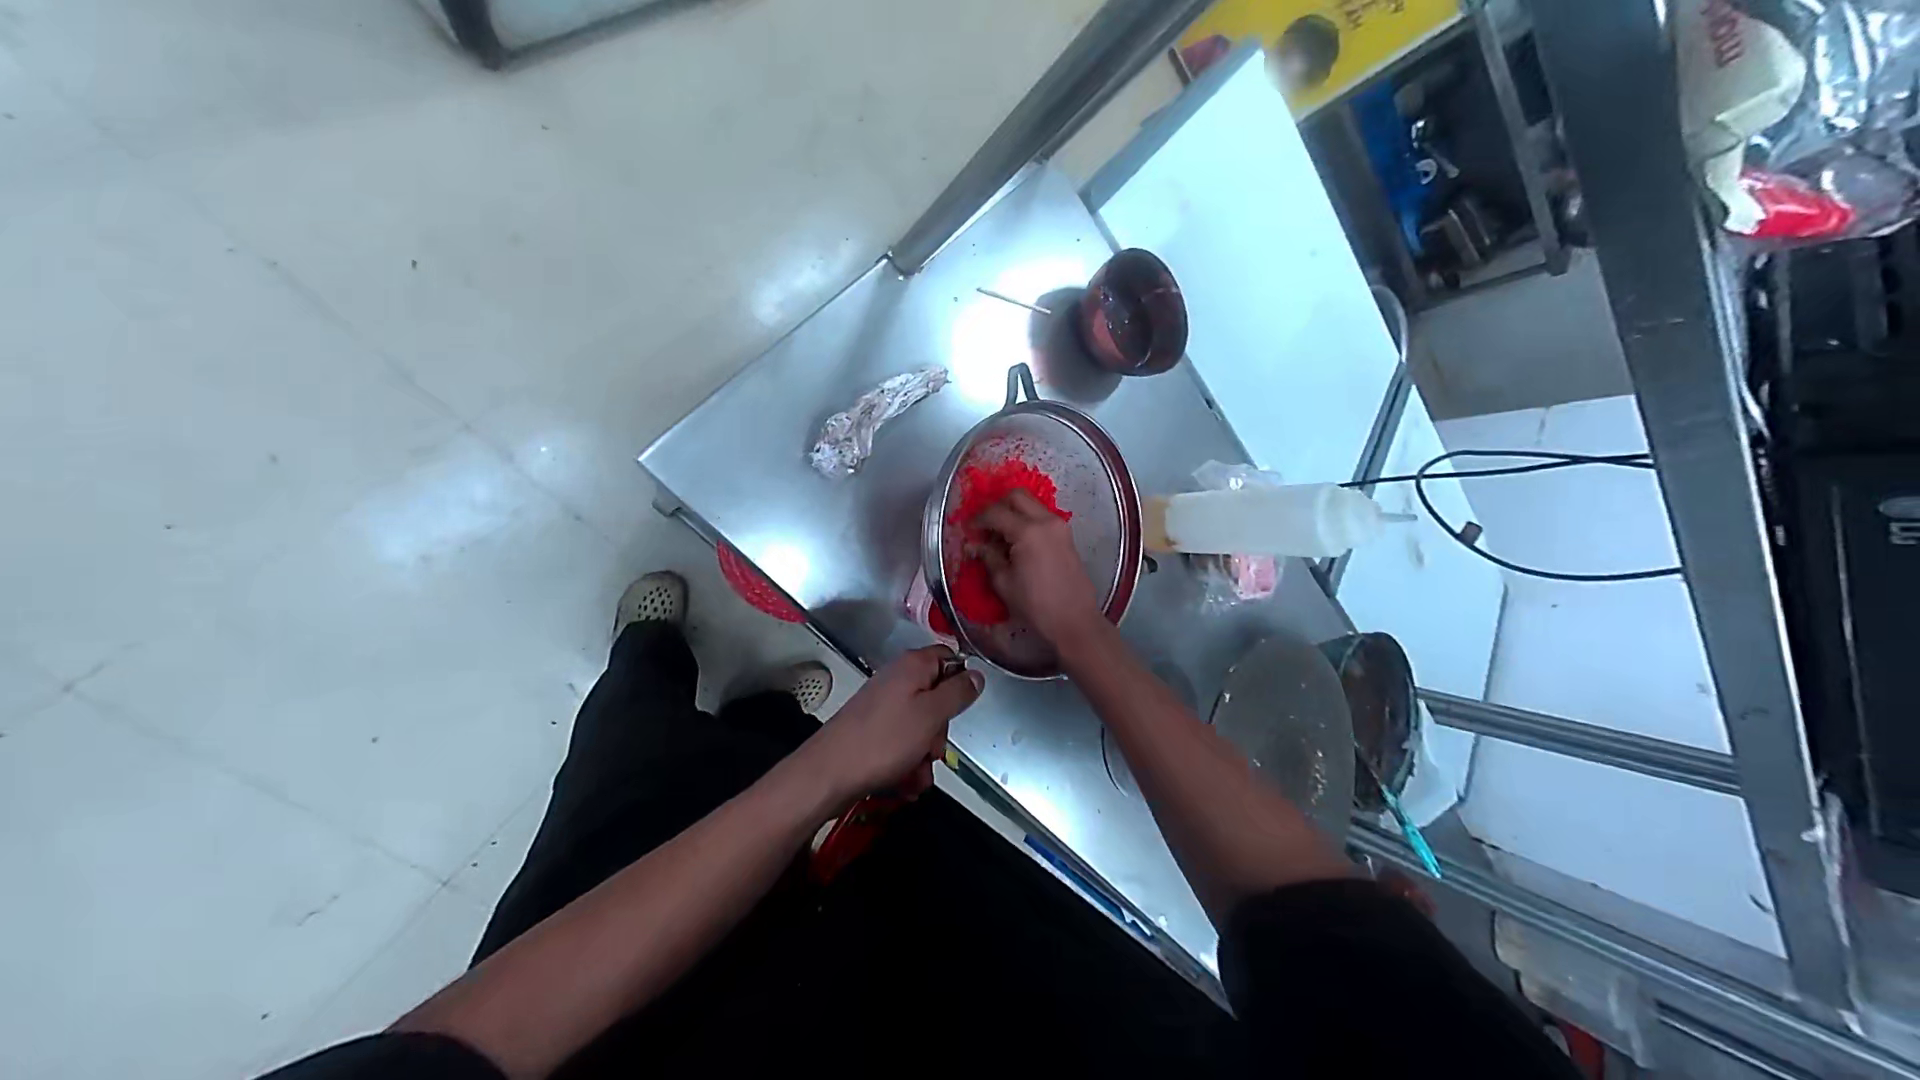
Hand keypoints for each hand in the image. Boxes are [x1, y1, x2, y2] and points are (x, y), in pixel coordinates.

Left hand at [800, 646, 983, 805]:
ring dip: (925, 754)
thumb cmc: (884, 741)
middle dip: (940, 730)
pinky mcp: (873, 731)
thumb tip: (977, 674)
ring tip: (915, 773)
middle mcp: (897, 680)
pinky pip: (903, 743)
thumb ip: (958, 692)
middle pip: (937, 698)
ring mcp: (883, 707)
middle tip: (932, 748)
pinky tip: (904, 781)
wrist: (829, 774)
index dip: (961, 682)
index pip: (950, 658)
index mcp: (912, 666)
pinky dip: (908, 763)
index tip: (961, 707)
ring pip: (921, 727)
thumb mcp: (931, 715)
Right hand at [971, 490, 1104, 648]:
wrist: (1074, 620)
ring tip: (999, 537)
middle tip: (984, 527)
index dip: (977, 520)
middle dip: (997, 507)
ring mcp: (1059, 527)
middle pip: (1017, 496)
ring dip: (1013, 513)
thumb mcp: (1004, 582)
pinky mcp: (1066, 536)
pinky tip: (1016, 543)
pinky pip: (1041, 517)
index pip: (995, 513)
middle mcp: (1046, 521)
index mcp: (1028, 531)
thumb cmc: (1036, 605)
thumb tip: (975, 546)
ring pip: (1031, 504)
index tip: (967, 530)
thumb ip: (988, 557)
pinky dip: (1026, 521)